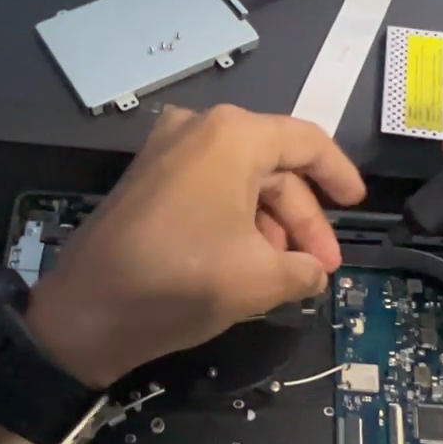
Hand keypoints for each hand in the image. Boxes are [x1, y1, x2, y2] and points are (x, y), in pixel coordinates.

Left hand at [25, 105, 366, 387]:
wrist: (86, 313)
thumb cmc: (180, 282)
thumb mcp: (260, 280)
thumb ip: (304, 269)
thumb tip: (312, 272)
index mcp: (232, 136)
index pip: (306, 143)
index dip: (339, 175)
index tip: (356, 206)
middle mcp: (197, 130)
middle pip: (272, 168)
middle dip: (301, 220)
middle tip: (319, 268)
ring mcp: (165, 153)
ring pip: (240, 183)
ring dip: (269, 226)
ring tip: (284, 276)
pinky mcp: (145, 181)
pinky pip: (207, 191)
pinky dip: (234, 222)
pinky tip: (246, 264)